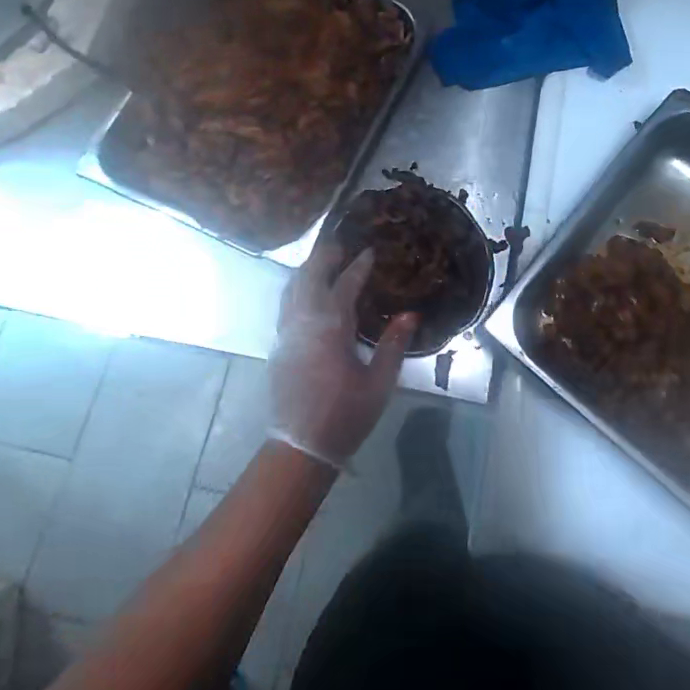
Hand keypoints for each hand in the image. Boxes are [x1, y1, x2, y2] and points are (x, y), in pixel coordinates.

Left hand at [267, 242, 416, 467]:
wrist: (301, 445)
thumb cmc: (345, 415)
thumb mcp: (379, 383)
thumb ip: (393, 345)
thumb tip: (411, 314)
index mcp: (330, 330)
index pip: (344, 286)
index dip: (358, 267)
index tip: (369, 252)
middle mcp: (303, 324)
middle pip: (309, 277)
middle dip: (324, 257)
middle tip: (340, 244)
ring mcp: (286, 333)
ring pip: (292, 289)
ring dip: (307, 270)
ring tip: (323, 262)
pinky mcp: (279, 346)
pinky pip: (285, 305)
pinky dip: (296, 288)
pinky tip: (307, 293)